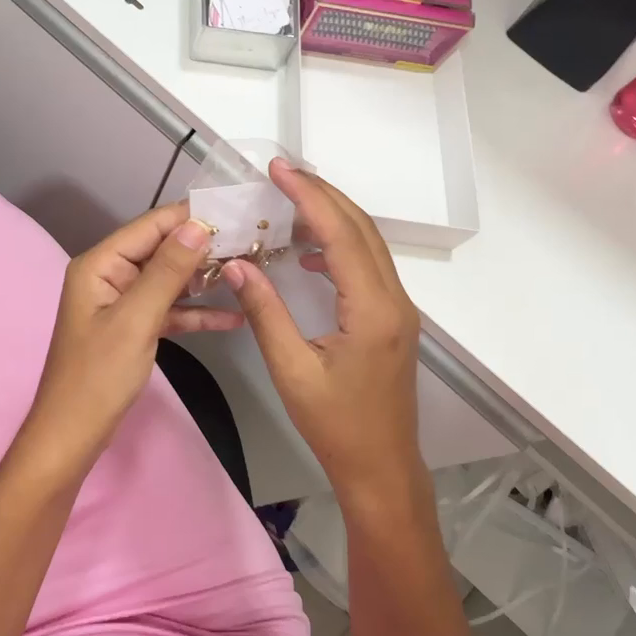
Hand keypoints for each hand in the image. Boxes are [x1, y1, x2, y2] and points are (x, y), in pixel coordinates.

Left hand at [25, 204, 238, 463]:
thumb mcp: (136, 320)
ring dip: (204, 279)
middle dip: (203, 246)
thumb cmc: (98, 375)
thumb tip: (198, 225)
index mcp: (100, 265)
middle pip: (161, 250)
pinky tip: (233, 318)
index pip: (150, 226)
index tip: (235, 209)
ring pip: (169, 280)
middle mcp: (109, 276)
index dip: (190, 216)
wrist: (73, 433)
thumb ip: (167, 271)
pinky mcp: (134, 328)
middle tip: (253, 241)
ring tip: (249, 270)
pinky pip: (169, 311)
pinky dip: (197, 313)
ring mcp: (122, 303)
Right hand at [222, 160, 423, 501]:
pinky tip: (308, 253)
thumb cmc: (336, 425)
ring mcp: (397, 310)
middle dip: (323, 195)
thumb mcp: (292, 370)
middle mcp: (394, 301)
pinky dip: (339, 247)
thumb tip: (238, 264)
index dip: (310, 197)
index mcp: (373, 310)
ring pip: (368, 245)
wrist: (381, 466)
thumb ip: (265, 313)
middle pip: (362, 230)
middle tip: (282, 173)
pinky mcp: (391, 320)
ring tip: (290, 203)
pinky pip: (367, 267)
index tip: (280, 170)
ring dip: (332, 217)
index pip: (341, 235)